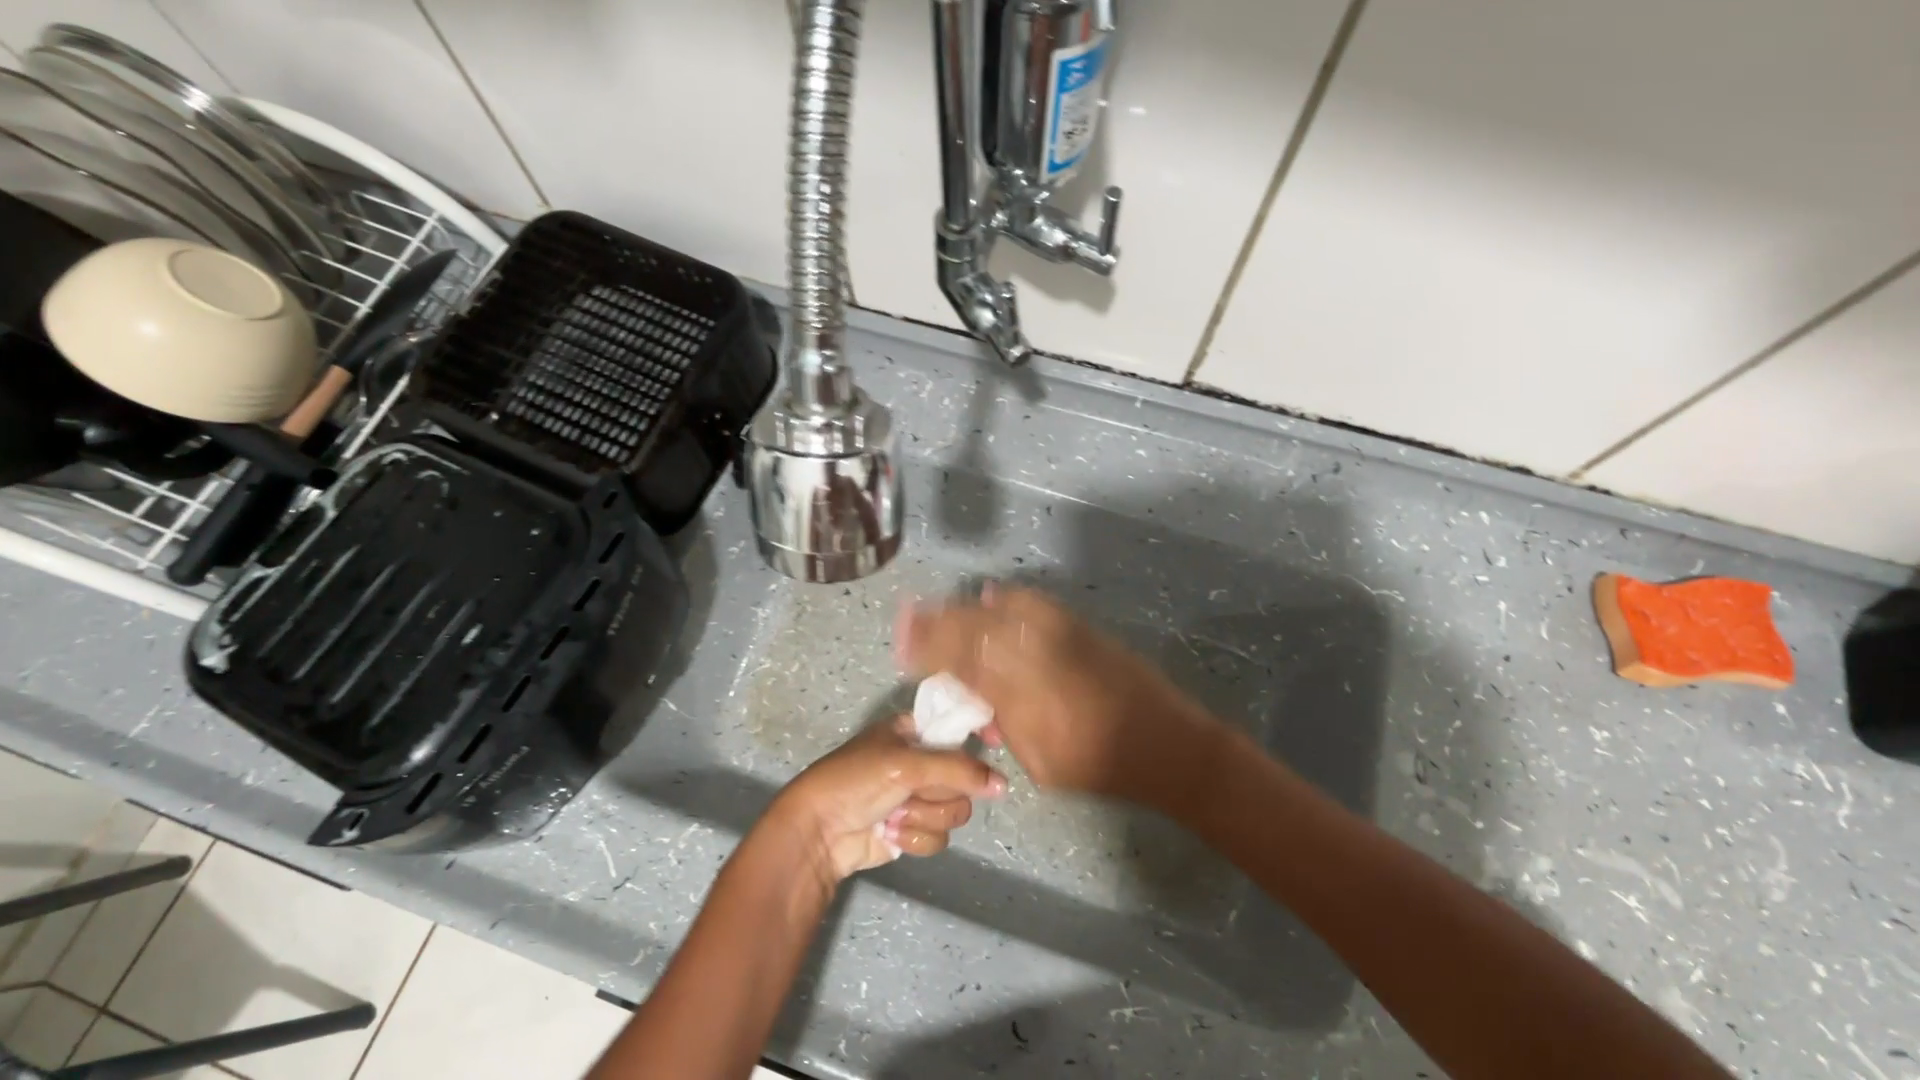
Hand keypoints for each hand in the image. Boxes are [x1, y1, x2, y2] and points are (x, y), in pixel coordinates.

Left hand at [767, 715, 1005, 883]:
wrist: (818, 832)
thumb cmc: (854, 781)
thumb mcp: (906, 765)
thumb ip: (958, 770)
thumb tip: (1002, 785)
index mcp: (912, 732)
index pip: (958, 726)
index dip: (978, 734)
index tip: (995, 741)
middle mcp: (919, 762)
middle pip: (962, 778)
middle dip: (937, 792)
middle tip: (910, 790)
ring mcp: (916, 798)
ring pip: (954, 811)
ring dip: (923, 817)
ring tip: (893, 814)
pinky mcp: (912, 830)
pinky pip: (938, 836)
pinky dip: (914, 837)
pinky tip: (889, 833)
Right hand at [896, 585, 1224, 809]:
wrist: (1167, 745)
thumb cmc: (1099, 767)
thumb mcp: (1040, 762)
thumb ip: (1007, 725)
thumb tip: (983, 705)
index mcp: (1019, 697)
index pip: (961, 662)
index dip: (928, 647)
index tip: (905, 640)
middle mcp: (1034, 660)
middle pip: (975, 629)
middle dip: (938, 620)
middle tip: (912, 615)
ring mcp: (1060, 639)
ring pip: (1003, 612)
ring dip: (969, 608)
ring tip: (947, 606)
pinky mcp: (1083, 630)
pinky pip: (1038, 606)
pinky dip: (1013, 599)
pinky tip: (998, 595)